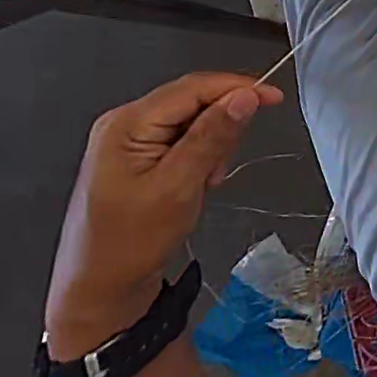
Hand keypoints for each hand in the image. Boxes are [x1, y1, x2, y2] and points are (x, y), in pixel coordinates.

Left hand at [45, 73, 284, 358]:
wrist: (100, 288)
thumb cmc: (133, 240)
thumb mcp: (179, 186)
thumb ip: (213, 136)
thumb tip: (245, 96)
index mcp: (127, 123)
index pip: (193, 87)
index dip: (238, 88)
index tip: (275, 99)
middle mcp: (125, 122)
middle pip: (193, 99)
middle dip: (222, 124)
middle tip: (222, 166)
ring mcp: (130, 138)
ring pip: (193, 119)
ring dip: (212, 143)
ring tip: (205, 181)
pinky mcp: (139, 154)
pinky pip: (184, 137)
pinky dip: (201, 154)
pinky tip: (197, 180)